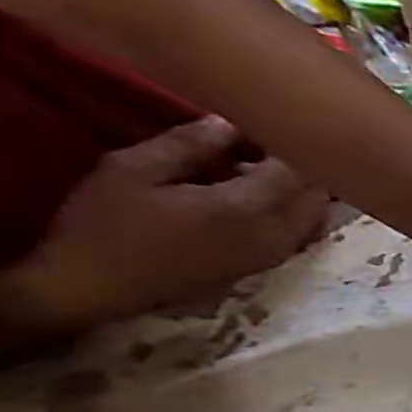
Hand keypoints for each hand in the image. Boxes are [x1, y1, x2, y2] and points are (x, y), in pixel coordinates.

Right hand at [10, 116, 327, 328]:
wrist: (95, 287)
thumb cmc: (105, 225)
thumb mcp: (131, 170)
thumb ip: (188, 145)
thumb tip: (230, 123)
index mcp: (249, 207)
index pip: (296, 169)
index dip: (284, 144)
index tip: (257, 128)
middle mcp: (278, 232)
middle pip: (316, 192)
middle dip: (299, 167)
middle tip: (258, 149)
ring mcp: (278, 252)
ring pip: (315, 213)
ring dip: (299, 190)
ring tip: (254, 172)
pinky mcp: (270, 264)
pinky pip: (303, 232)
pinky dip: (295, 211)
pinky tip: (258, 200)